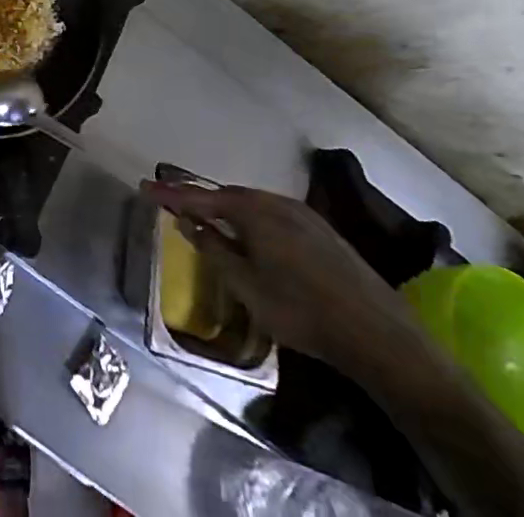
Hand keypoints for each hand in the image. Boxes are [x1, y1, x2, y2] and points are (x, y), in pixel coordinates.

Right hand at [142, 180, 425, 367]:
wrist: (380, 336)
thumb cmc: (300, 311)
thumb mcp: (245, 284)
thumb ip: (213, 249)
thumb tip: (188, 223)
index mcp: (254, 212)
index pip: (200, 197)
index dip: (170, 194)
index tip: (143, 187)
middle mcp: (278, 204)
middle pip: (228, 195)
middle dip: (199, 198)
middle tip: (172, 204)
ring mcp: (305, 216)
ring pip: (253, 204)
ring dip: (226, 208)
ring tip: (205, 217)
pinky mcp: (323, 232)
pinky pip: (273, 213)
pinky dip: (250, 217)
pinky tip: (249, 233)